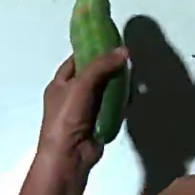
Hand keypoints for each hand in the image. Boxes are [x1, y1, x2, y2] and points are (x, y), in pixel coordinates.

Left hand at [35, 47, 128, 177]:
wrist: (70, 154)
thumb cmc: (67, 116)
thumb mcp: (81, 86)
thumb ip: (100, 67)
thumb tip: (123, 50)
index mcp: (59, 84)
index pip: (75, 61)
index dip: (90, 50)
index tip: (110, 41)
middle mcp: (71, 94)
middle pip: (92, 75)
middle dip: (108, 66)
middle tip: (127, 56)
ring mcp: (86, 109)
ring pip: (105, 90)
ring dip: (117, 83)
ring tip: (134, 72)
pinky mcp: (99, 121)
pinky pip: (113, 106)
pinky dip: (122, 100)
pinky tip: (134, 93)